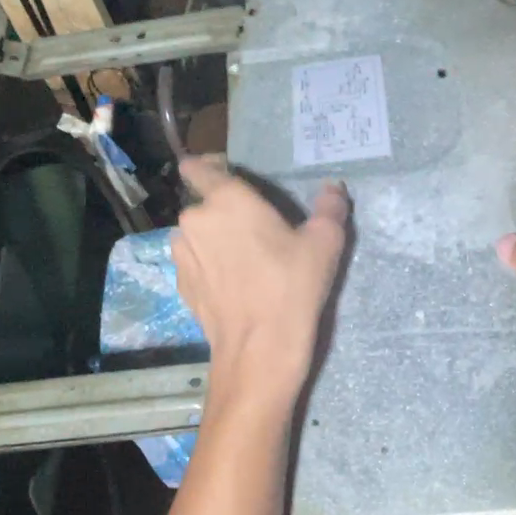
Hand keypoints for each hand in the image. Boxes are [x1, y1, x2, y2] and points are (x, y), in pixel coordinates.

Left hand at [173, 157, 349, 399]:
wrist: (260, 347)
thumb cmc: (292, 286)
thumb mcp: (325, 243)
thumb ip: (330, 208)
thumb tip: (333, 188)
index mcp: (226, 199)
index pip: (199, 167)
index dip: (210, 167)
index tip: (228, 175)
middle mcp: (195, 221)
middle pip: (205, 206)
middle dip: (224, 213)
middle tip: (255, 232)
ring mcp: (183, 255)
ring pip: (197, 237)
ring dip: (213, 241)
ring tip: (243, 262)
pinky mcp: (181, 286)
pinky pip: (194, 265)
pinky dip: (209, 269)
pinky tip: (233, 286)